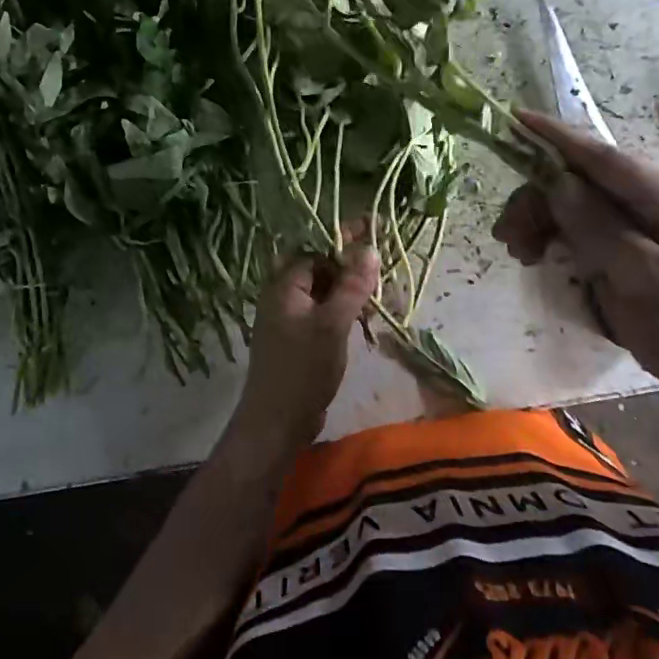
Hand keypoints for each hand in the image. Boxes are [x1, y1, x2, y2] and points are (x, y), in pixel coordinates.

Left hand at [235, 246, 380, 442]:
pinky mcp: (298, 340)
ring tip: (380, 295)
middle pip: (318, 270)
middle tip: (381, 271)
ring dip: (349, 291)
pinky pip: (322, 314)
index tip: (375, 236)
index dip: (343, 243)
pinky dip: (342, 312)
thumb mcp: (333, 324)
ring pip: (322, 293)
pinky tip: (364, 319)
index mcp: (283, 286)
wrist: (277, 422)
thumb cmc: (303, 368)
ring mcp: (288, 320)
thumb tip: (371, 249)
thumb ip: (352, 286)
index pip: (315, 251)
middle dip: (349, 267)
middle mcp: (282, 297)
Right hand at [493, 110, 658, 404]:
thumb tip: (558, 183)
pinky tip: (541, 256)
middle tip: (508, 236)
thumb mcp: (656, 288)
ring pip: (584, 206)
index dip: (562, 142)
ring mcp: (654, 228)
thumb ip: (605, 233)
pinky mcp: (640, 251)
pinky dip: (560, 238)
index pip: (612, 162)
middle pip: (591, 184)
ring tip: (523, 253)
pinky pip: (590, 231)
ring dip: (546, 220)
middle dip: (543, 200)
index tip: (519, 118)